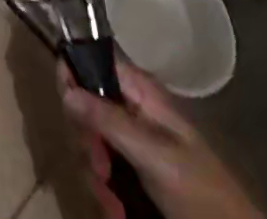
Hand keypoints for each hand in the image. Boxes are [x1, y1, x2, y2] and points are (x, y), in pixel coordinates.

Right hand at [58, 58, 262, 218]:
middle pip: (83, 107)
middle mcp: (131, 110)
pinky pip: (99, 172)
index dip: (72, 76)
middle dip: (86, 143)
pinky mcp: (129, 172)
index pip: (93, 62)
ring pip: (88, 143)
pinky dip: (103, 194)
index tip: (67, 110)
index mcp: (140, 94)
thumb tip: (66, 91)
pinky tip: (116, 213)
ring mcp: (130, 142)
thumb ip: (110, 122)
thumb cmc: (200, 192)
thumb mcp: (154, 156)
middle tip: (101, 170)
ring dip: (94, 176)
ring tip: (114, 206)